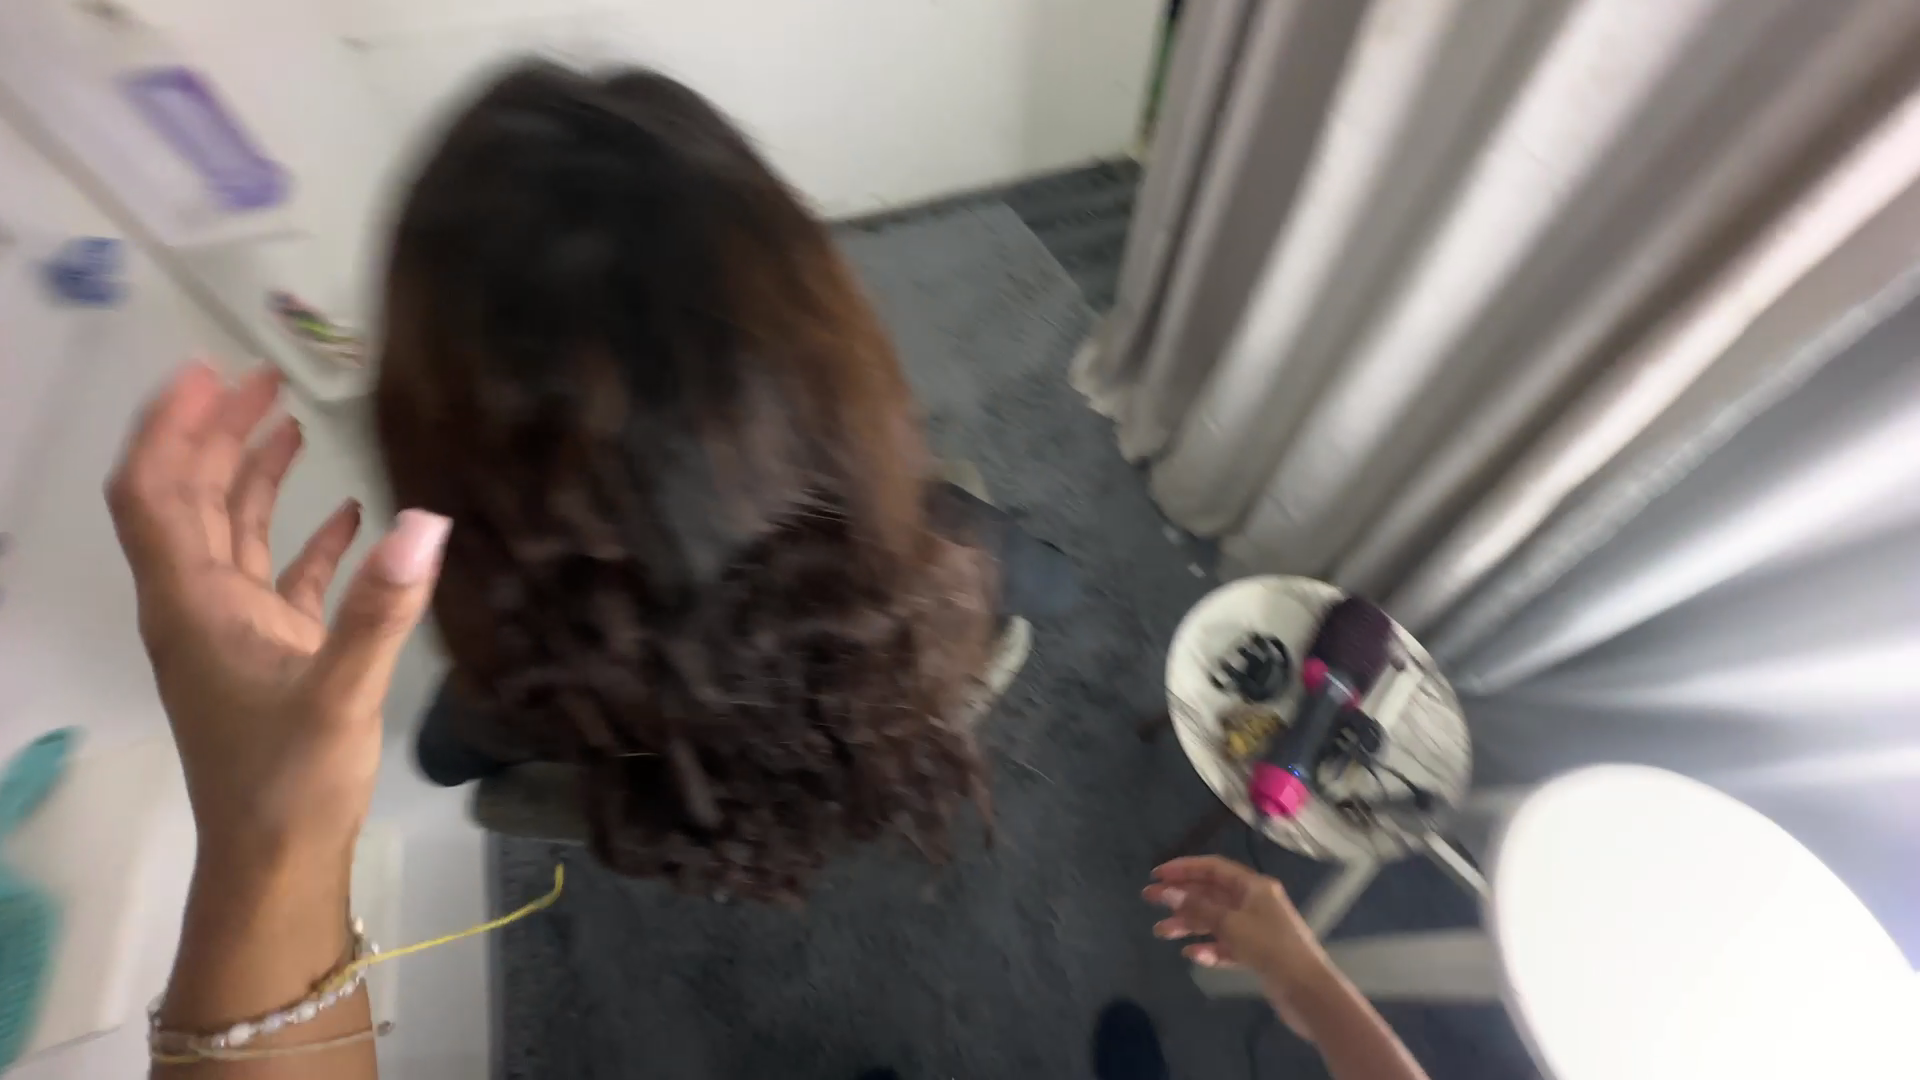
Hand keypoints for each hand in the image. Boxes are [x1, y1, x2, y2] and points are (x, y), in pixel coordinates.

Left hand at [106, 362, 449, 863]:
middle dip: (215, 435)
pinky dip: (306, 534)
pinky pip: (282, 572)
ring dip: (253, 475)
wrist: (278, 849)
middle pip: (190, 501)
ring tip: (289, 421)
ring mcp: (237, 626)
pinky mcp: (276, 645)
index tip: (210, 374)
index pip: (159, 496)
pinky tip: (345, 512)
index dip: (174, 430)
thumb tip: (429, 520)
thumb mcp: (341, 690)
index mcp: (195, 604)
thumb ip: (381, 606)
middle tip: (258, 378)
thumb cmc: (292, 775)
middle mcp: (203, 605)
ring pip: (232, 531)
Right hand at [1144, 855, 1333, 1035]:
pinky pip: (1226, 944)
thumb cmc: (1271, 948)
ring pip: (1215, 920)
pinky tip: (1192, 954)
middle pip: (1210, 893)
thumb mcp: (1231, 924)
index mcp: (1252, 886)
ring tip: (1161, 931)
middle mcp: (1253, 902)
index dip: (1183, 868)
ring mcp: (1255, 928)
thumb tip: (1167, 891)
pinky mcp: (1257, 954)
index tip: (1156, 875)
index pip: (1212, 868)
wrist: (1310, 995)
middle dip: (1180, 896)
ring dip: (1189, 924)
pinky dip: (1209, 947)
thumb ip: (1197, 907)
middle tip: (1149, 899)